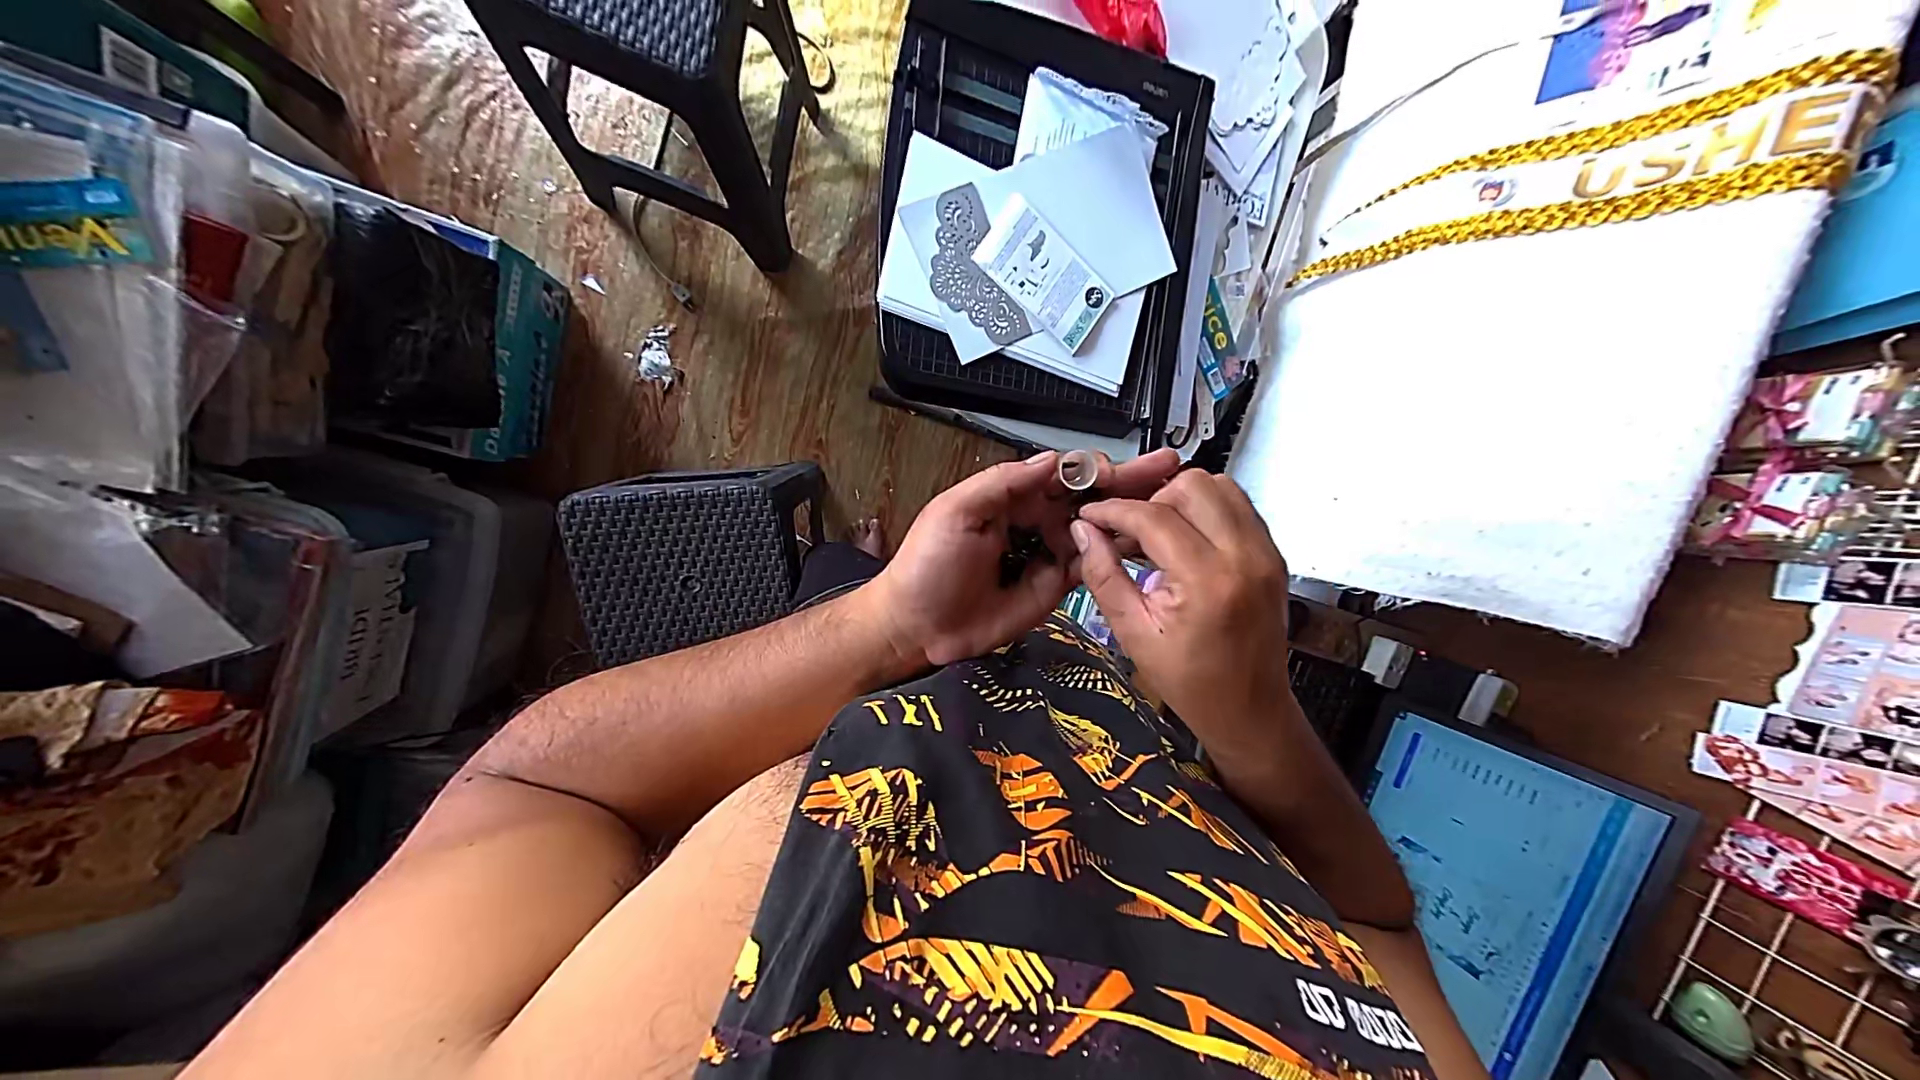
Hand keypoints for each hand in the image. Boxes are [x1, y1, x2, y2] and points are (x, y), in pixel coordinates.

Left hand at [859, 449, 1180, 667]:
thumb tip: (1050, 460)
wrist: (919, 628)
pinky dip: (1114, 552)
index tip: (1126, 467)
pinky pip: (1088, 565)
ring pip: (1095, 528)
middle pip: (1087, 497)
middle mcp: (1034, 521)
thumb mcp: (957, 511)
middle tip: (1168, 470)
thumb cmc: (927, 566)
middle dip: (1127, 483)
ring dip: (1129, 514)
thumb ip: (1002, 483)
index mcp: (1010, 497)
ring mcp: (1046, 554)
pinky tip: (1142, 540)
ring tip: (1169, 502)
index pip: (1062, 475)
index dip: (1096, 468)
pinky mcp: (1053, 588)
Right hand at [1069, 470, 1292, 755]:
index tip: (1091, 515)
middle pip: (1192, 485)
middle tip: (1127, 528)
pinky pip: (1237, 506)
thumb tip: (1083, 532)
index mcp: (1208, 582)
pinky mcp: (1273, 554)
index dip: (1114, 511)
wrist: (1249, 709)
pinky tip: (1183, 539)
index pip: (1154, 517)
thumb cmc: (1192, 682)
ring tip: (1155, 532)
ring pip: (1219, 486)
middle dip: (1150, 499)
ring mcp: (1266, 553)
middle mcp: (1246, 557)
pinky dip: (1205, 511)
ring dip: (1179, 500)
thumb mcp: (1133, 632)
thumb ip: (1103, 575)